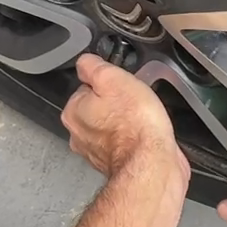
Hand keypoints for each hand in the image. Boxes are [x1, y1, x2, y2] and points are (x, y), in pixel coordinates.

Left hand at [61, 55, 187, 184]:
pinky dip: (135, 139)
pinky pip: (125, 143)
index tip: (121, 86)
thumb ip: (93, 66)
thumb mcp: (113, 78)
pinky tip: (146, 136)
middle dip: (116, 104)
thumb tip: (87, 62)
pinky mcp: (117, 164)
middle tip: (134, 102)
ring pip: (113, 126)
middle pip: (99, 107)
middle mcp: (80, 135)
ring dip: (127, 122)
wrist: (153, 164)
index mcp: (73, 112)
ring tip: (142, 119)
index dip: (107, 84)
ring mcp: (97, 153)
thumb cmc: (135, 125)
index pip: (86, 87)